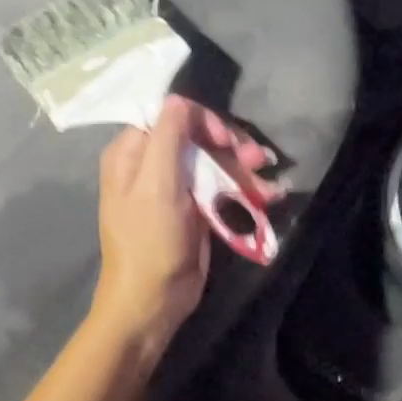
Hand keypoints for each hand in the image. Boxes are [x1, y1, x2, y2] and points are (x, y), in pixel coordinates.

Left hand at [90, 95, 276, 350]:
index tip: (227, 140)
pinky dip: (244, 186)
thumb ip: (168, 137)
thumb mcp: (157, 185)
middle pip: (199, 136)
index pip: (172, 115)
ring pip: (216, 159)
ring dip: (244, 167)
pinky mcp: (194, 205)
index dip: (204, 121)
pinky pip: (222, 183)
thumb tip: (178, 97)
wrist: (153, 302)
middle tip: (257, 159)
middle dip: (232, 146)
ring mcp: (174, 185)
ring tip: (268, 182)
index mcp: (132, 154)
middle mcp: (151, 163)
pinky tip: (269, 194)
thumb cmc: (150, 242)